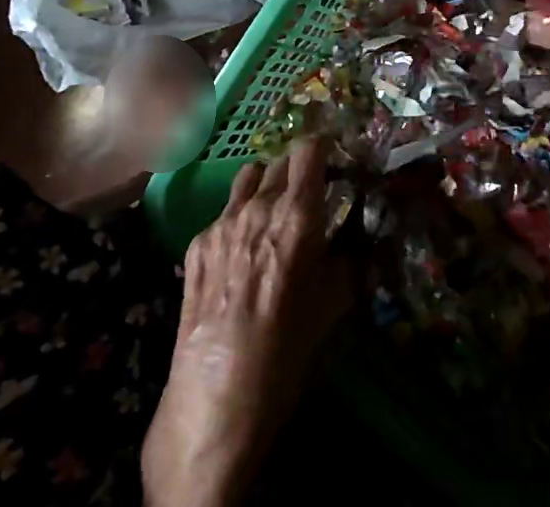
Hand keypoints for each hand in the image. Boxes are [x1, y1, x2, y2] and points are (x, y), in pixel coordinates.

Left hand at [142, 138, 350, 506]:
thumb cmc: (285, 355)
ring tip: (276, 215)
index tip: (335, 159)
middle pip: (280, 161)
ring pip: (249, 178)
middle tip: (312, 195)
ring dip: (268, 185)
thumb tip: (354, 239)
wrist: (215, 400)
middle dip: (300, 169)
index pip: (309, 150)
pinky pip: (225, 212)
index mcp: (296, 218)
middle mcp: (256, 208)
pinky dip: (241, 216)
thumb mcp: (332, 307)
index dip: (324, 148)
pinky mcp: (195, 243)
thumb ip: (347, 260)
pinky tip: (245, 254)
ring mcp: (220, 223)